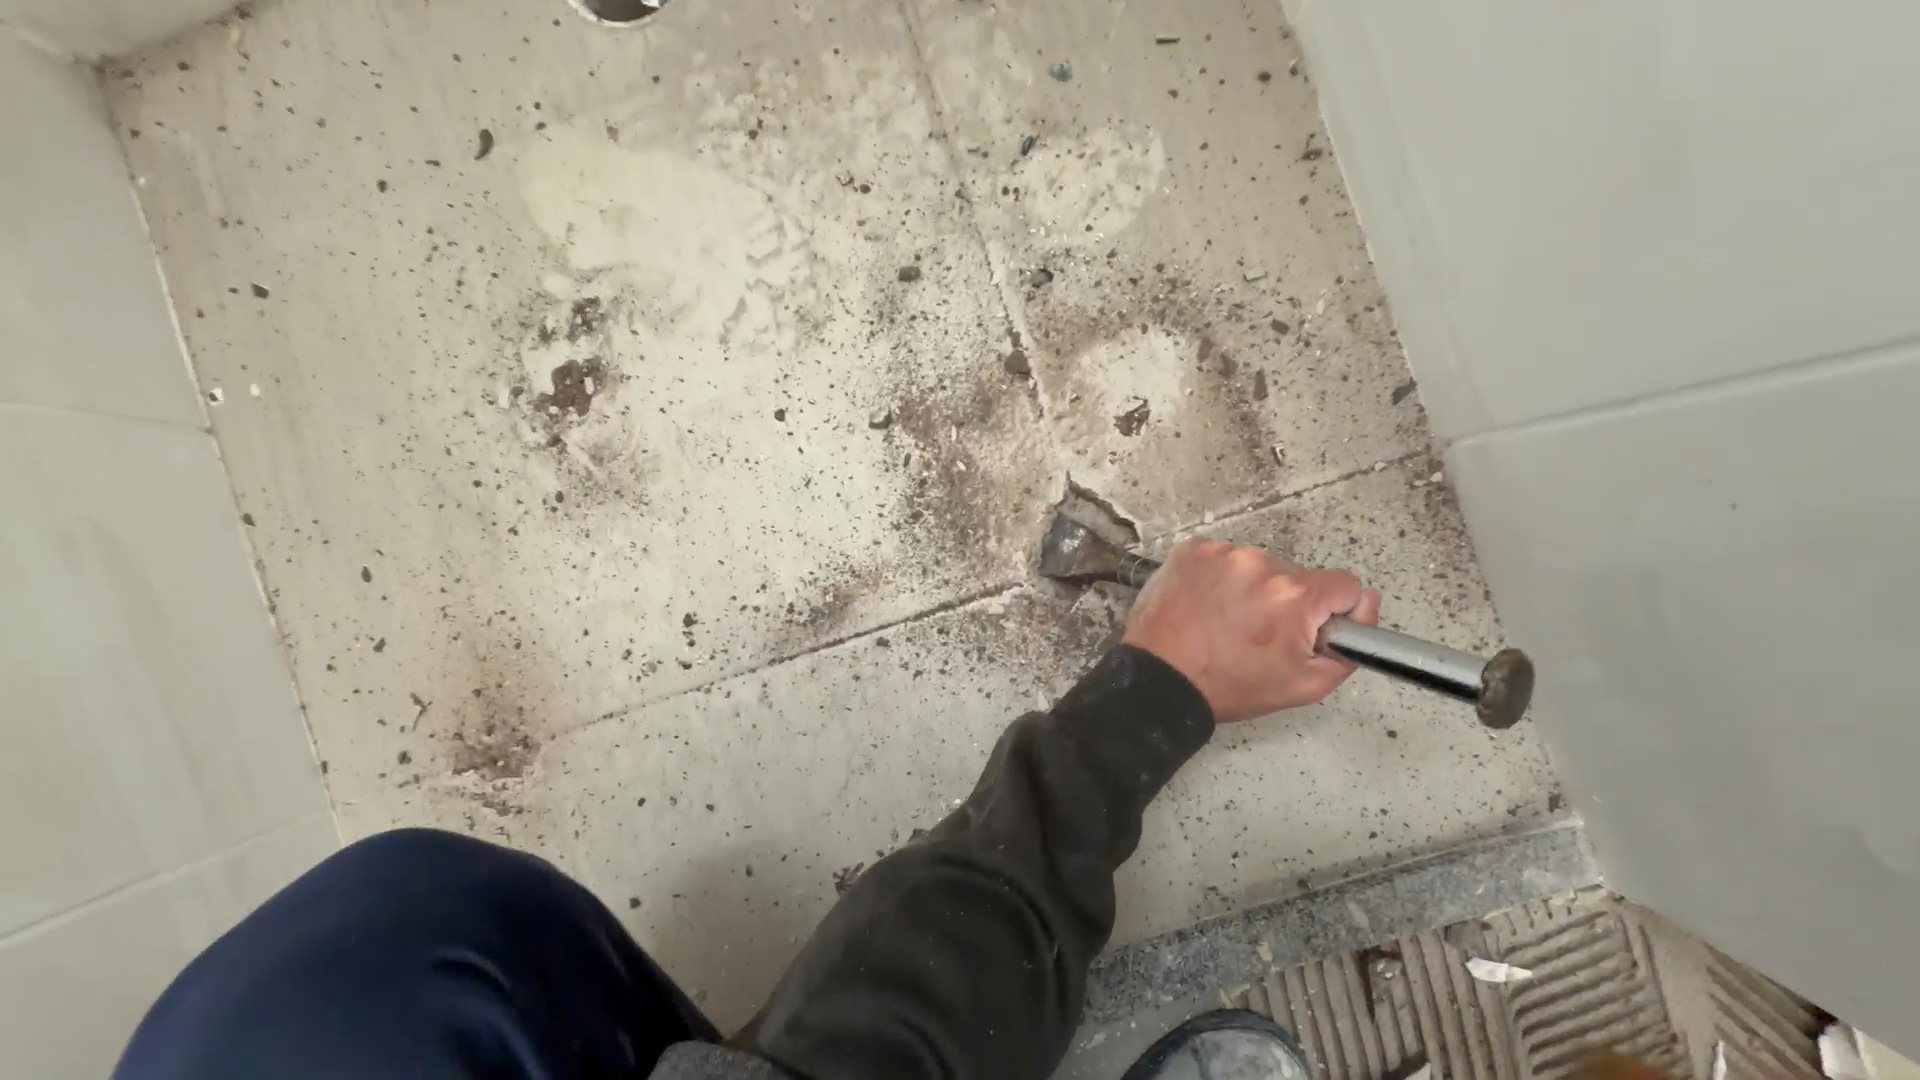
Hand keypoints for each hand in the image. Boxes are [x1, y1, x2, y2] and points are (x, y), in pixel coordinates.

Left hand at [1120, 538, 1381, 722]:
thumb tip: (1364, 611)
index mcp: (1294, 595)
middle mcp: (1259, 564)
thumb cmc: (1226, 685)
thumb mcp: (1304, 686)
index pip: (1345, 584)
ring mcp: (1221, 553)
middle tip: (1258, 634)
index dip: (1337, 610)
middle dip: (1287, 603)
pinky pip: (1222, 559)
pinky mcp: (1191, 550)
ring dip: (1250, 589)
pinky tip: (1207, 607)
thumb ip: (1349, 649)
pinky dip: (1219, 579)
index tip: (1315, 628)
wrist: (1159, 679)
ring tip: (1227, 622)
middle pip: (1296, 577)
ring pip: (1258, 567)